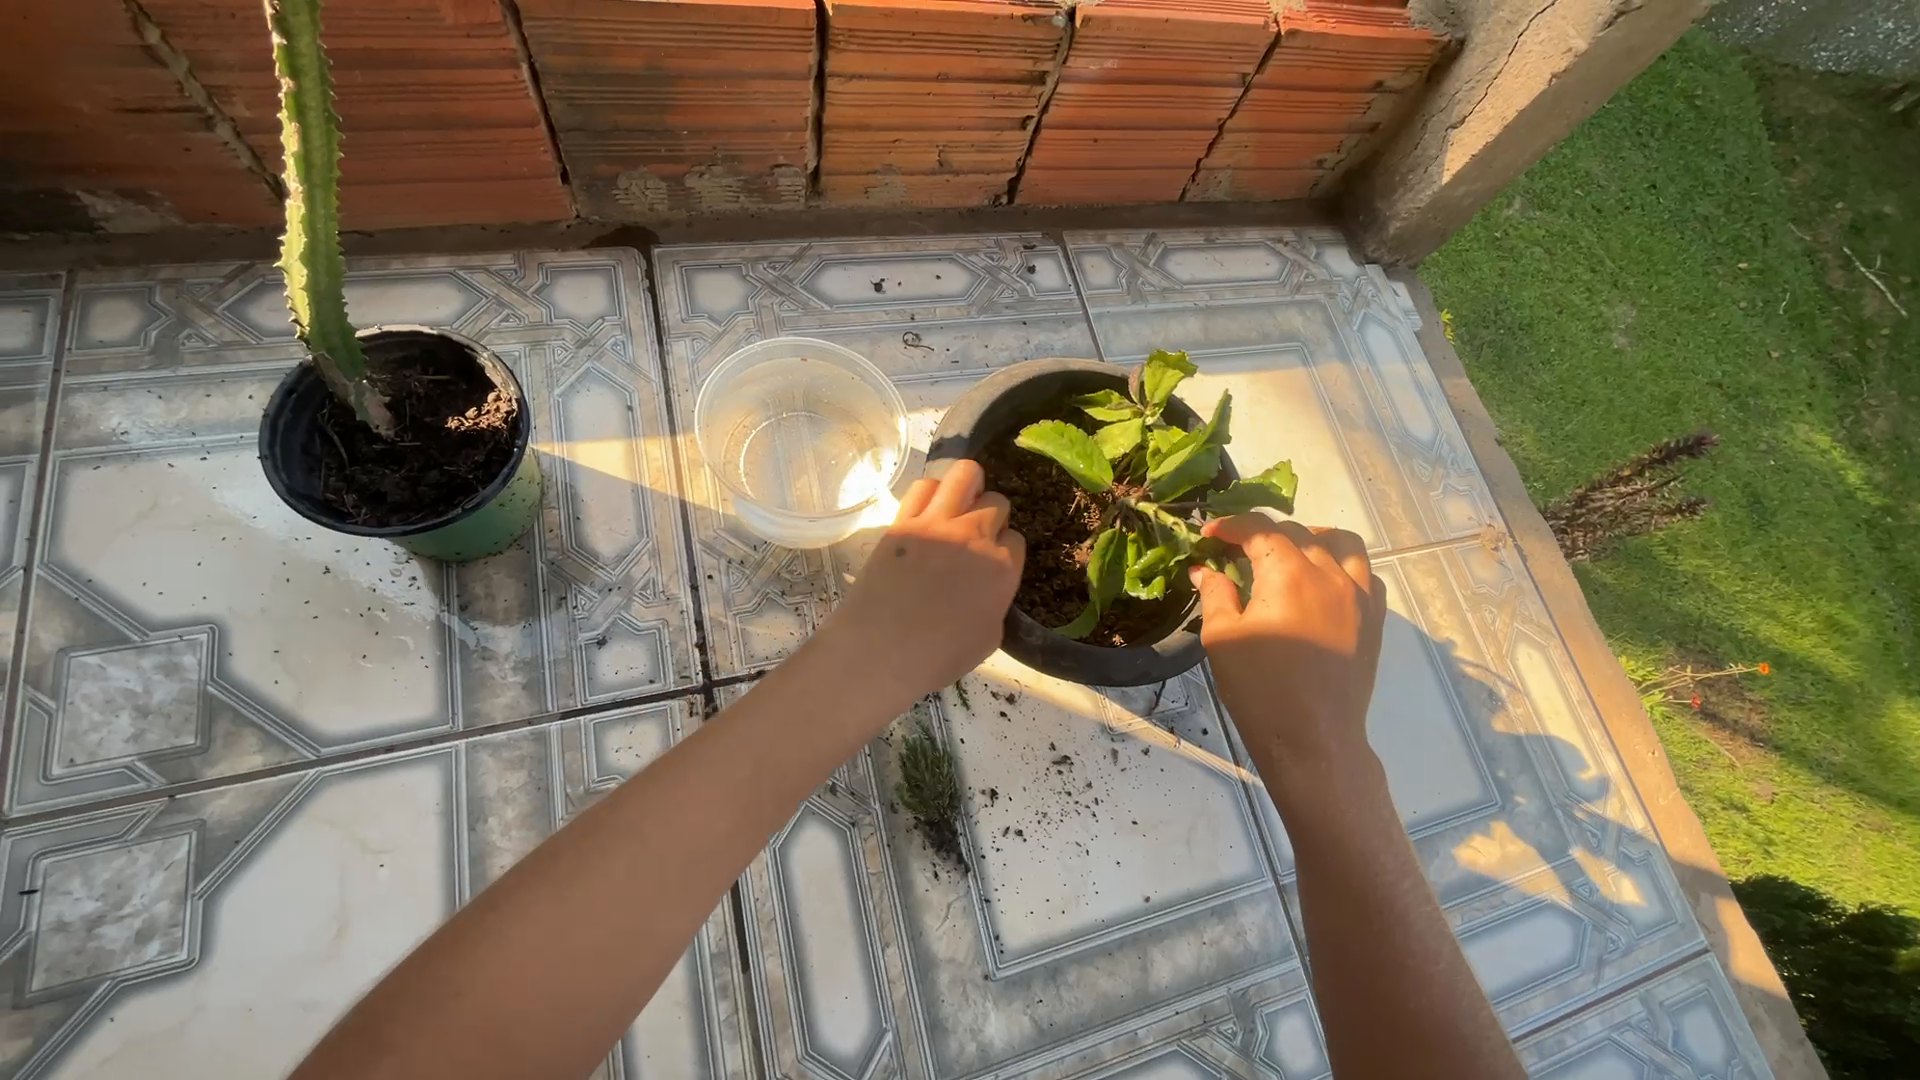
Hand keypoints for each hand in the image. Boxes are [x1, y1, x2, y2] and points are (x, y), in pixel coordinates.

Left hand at [824, 459, 1025, 700]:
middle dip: (991, 517)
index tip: (993, 561)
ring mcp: (938, 523)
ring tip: (962, 502)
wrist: (881, 650)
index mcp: (1002, 567)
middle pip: (996, 503)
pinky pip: (924, 486)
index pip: (1016, 539)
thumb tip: (988, 590)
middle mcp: (976, 536)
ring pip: (966, 474)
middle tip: (975, 537)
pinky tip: (930, 508)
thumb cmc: (938, 656)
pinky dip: (932, 491)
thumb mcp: (989, 638)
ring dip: (970, 485)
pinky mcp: (903, 521)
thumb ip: (995, 603)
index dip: (1005, 550)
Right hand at [1188, 517, 1385, 774]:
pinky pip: (1365, 573)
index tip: (1208, 534)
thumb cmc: (1259, 689)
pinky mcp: (1374, 618)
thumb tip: (1205, 569)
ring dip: (1312, 537)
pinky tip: (1323, 582)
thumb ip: (1215, 594)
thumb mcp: (1222, 637)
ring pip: (1342, 542)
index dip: (1230, 526)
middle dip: (1262, 533)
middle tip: (1235, 551)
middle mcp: (1329, 573)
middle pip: (1297, 532)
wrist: (1312, 738)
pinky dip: (1343, 566)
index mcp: (1288, 573)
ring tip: (1290, 552)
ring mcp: (1358, 595)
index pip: (1259, 530)